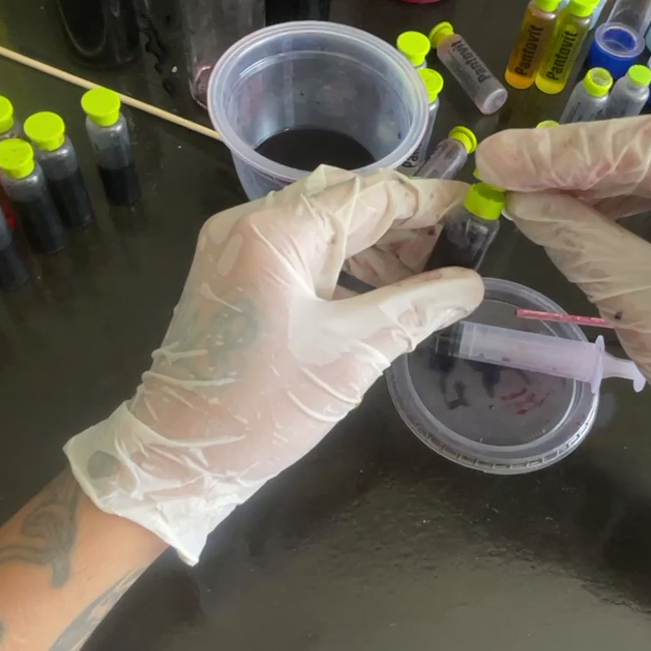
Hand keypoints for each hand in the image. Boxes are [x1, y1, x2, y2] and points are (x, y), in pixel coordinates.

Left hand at [66, 168, 484, 560]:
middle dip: (400, 221)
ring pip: (318, 224)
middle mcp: (249, 224)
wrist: (178, 455)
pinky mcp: (231, 276)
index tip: (473, 210)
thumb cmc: (264, 406)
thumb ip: (416, 308)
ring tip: (416, 277)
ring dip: (370, 243)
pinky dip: (338, 264)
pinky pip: (295, 252)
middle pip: (342, 200)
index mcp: (277, 233)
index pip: (370, 195)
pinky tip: (371, 290)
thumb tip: (472, 283)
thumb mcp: (351, 355)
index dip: (427, 201)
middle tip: (449, 250)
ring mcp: (233, 248)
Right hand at [475, 118, 650, 506]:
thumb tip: (518, 200)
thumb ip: (580, 243)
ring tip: (525, 189)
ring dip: (588, 180)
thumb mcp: (644, 306)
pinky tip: (571, 205)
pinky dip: (614, 201)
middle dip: (572, 163)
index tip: (496, 159)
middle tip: (499, 170)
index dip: (566, 151)